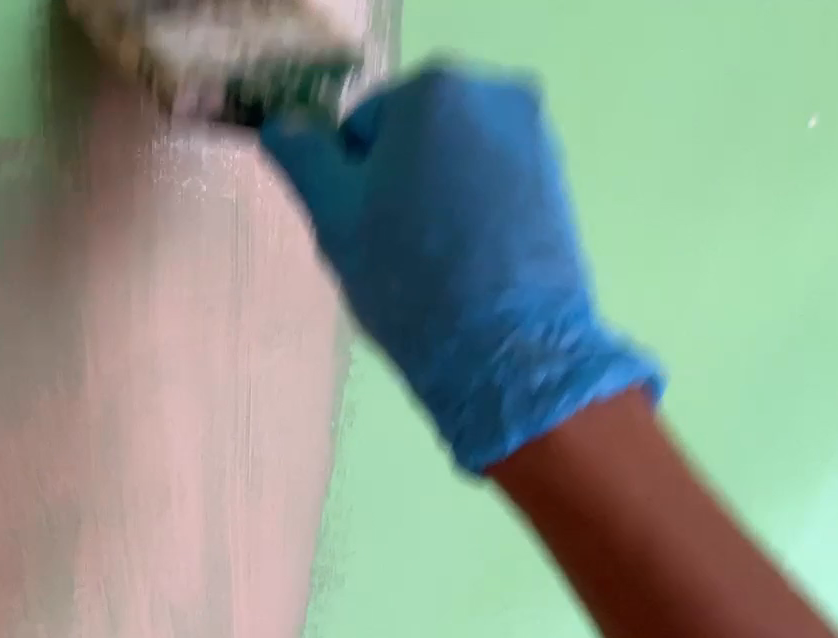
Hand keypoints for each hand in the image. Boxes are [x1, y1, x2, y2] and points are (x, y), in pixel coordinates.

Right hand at [260, 65, 661, 472]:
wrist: (504, 349)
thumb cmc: (408, 278)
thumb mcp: (334, 219)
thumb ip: (302, 160)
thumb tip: (280, 125)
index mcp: (432, 88)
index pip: (360, 128)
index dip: (348, 186)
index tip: (361, 234)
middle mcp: (494, 91)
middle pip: (410, 140)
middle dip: (393, 189)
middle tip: (393, 255)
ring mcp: (535, 135)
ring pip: (449, 166)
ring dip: (429, 204)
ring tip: (432, 266)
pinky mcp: (557, 180)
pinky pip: (489, 187)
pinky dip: (470, 217)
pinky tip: (466, 267)